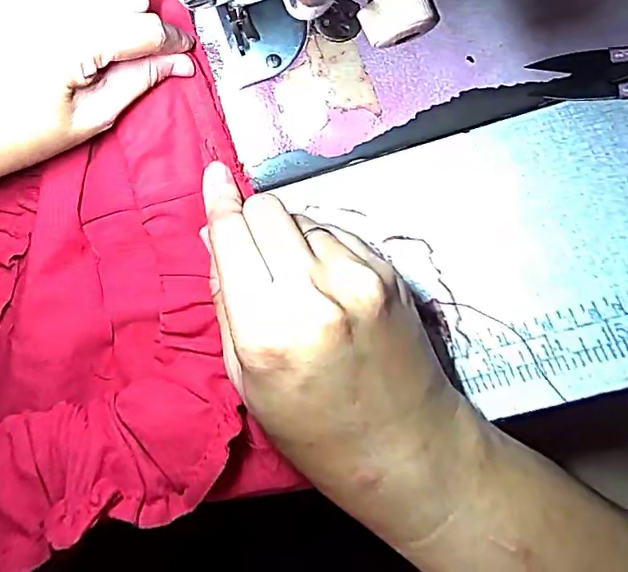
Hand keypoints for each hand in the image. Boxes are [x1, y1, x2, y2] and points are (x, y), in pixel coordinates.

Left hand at [0, 0, 196, 178]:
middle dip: (140, 22)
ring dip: (99, 7)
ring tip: (79, 44)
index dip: (171, 41)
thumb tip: (171, 63)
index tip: (176, 50)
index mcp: (72, 38)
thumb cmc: (3, 136)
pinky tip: (50, 20)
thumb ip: (136, 83)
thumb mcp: (83, 120)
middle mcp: (45, 1)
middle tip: (129, 54)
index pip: (146, 26)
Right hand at [201, 162, 479, 539]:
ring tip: (301, 284)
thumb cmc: (312, 428)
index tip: (214, 173)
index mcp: (267, 328)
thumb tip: (214, 231)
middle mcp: (314, 293)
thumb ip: (224, 297)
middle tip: (257, 256)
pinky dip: (322, 248)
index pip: (232, 232)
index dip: (218, 199)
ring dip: (289, 239)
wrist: (414, 456)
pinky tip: (331, 286)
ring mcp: (358, 279)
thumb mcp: (245, 375)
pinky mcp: (389, 272)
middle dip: (251, 222)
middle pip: (266, 209)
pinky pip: (335, 231)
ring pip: (300, 217)